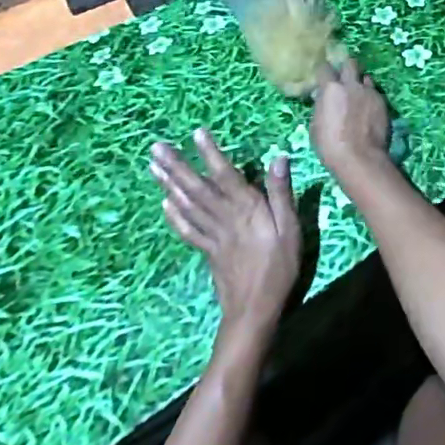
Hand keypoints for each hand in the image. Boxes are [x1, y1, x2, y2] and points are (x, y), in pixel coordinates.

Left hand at [152, 129, 300, 333]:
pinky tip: (164, 203)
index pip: (225, 175)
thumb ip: (282, 194)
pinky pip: (187, 230)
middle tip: (156, 147)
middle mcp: (224, 217)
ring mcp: (212, 235)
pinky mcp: (207, 251)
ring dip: (169, 184)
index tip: (196, 133)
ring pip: (187, 205)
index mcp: (246, 209)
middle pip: (197, 188)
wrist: (254, 311)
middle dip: (176, 166)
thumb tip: (278, 158)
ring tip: (153, 166)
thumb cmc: (279, 268)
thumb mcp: (290, 229)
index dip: (210, 154)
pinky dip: (174, 215)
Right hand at [311, 60, 392, 178]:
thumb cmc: (331, 146)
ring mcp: (370, 92)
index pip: (325, 68)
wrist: (361, 158)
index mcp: (331, 88)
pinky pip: (375, 93)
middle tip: (343, 79)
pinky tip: (368, 110)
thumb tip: (323, 99)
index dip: (323, 72)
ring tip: (358, 96)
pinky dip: (370, 98)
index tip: (322, 78)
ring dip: (360, 84)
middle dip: (346, 68)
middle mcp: (352, 84)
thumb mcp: (316, 126)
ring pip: (365, 78)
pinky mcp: (383, 102)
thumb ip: (321, 106)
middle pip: (350, 63)